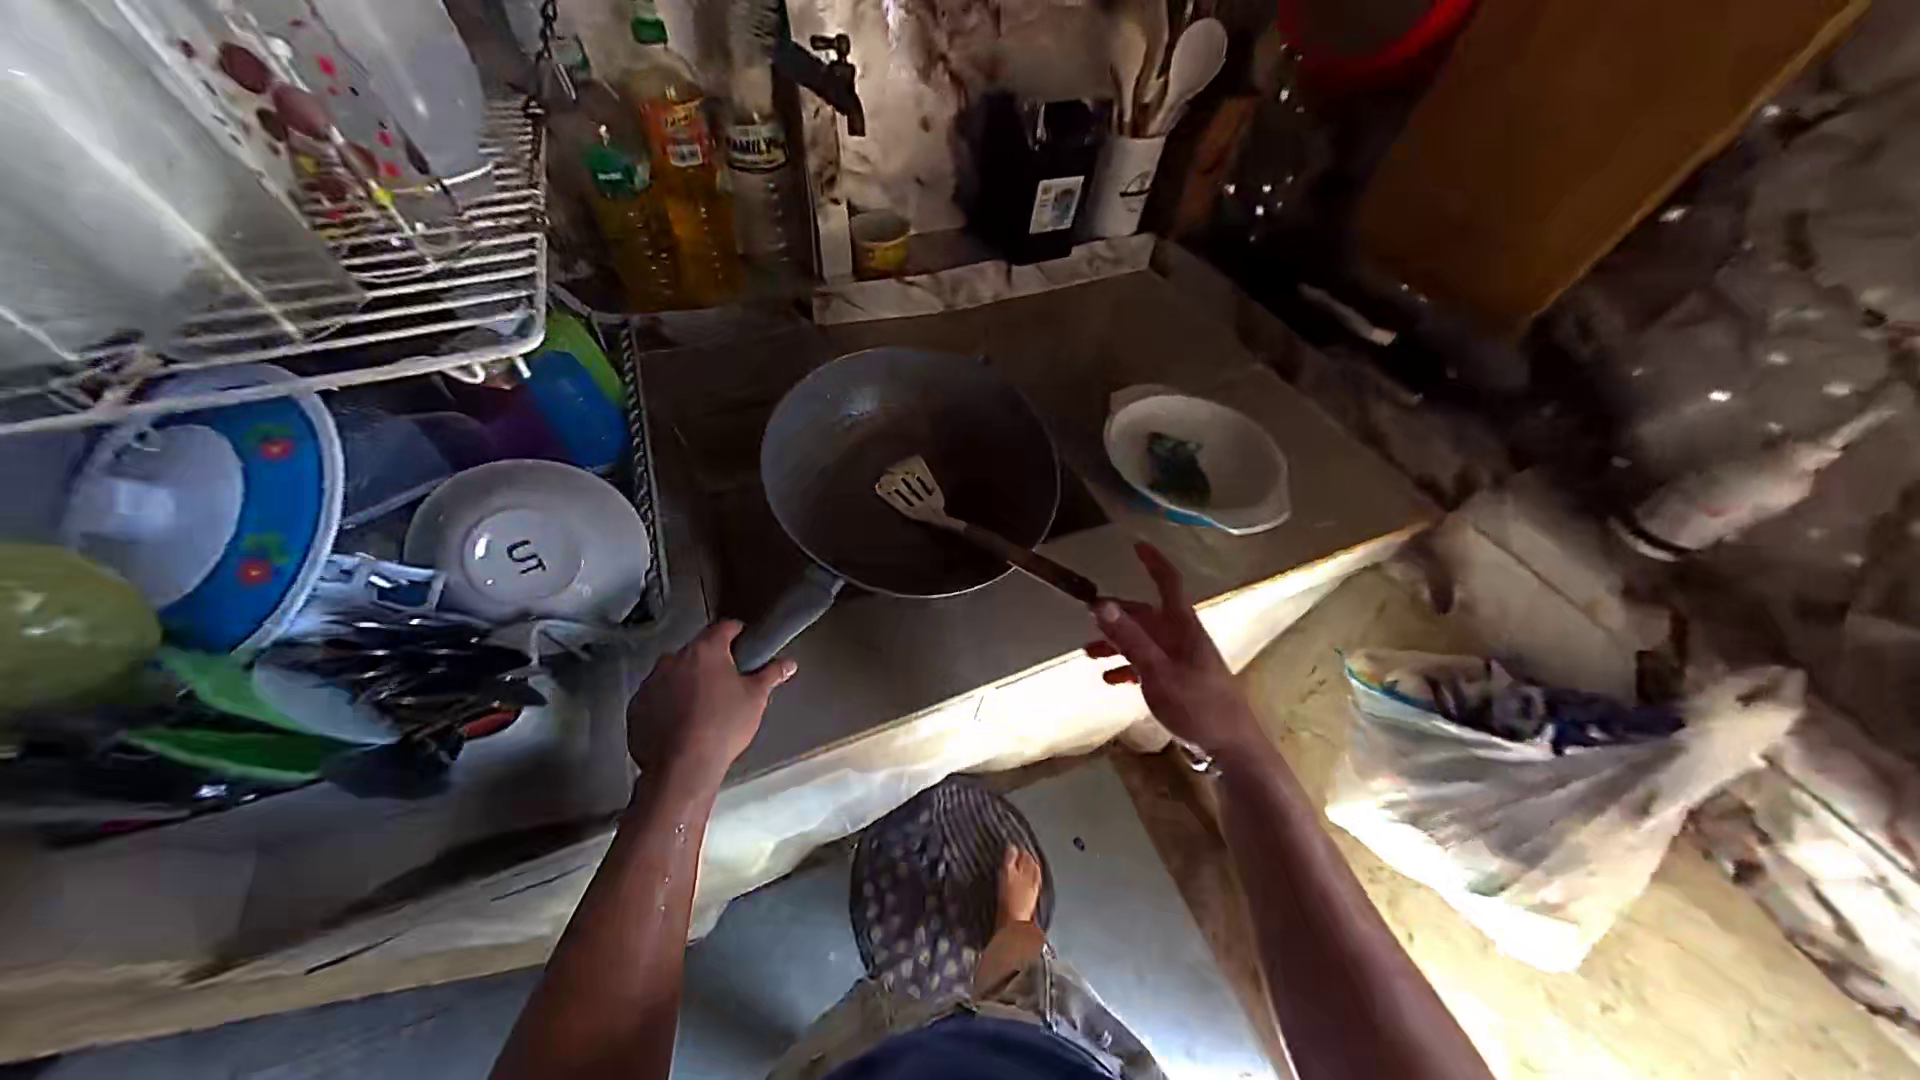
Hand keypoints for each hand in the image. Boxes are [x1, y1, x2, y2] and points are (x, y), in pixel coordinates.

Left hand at [628, 620, 795, 784]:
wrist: (682, 767)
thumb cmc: (723, 726)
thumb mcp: (756, 698)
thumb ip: (771, 675)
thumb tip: (788, 664)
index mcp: (706, 650)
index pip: (724, 627)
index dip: (738, 634)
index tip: (745, 644)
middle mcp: (673, 659)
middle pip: (697, 651)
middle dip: (711, 663)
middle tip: (727, 684)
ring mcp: (650, 683)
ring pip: (674, 674)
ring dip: (687, 683)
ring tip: (703, 708)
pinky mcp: (636, 707)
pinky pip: (655, 697)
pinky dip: (667, 704)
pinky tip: (682, 723)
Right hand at [1086, 543, 1263, 756]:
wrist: (1231, 748)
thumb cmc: (1198, 706)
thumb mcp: (1157, 671)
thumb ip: (1128, 638)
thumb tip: (1099, 604)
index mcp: (1183, 627)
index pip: (1168, 584)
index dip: (1153, 563)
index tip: (1136, 545)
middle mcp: (1182, 638)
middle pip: (1147, 615)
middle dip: (1117, 614)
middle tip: (1088, 618)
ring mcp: (1182, 661)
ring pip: (1144, 641)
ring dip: (1117, 643)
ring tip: (1088, 653)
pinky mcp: (1179, 683)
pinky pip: (1148, 665)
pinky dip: (1128, 667)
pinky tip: (1110, 679)